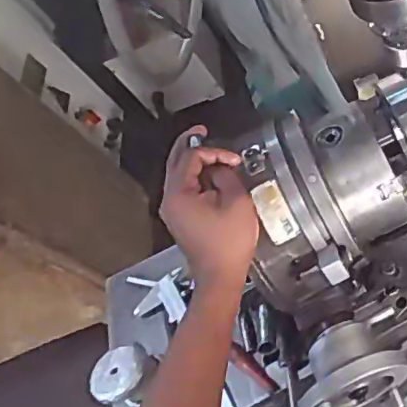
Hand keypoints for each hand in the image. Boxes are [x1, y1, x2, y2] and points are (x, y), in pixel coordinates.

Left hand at [159, 127, 258, 291]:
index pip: (191, 158)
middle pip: (175, 162)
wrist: (220, 275)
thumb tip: (221, 167)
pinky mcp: (181, 218)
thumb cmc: (229, 242)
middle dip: (189, 145)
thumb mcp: (236, 201)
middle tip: (201, 131)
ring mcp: (173, 210)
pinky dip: (196, 176)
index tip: (234, 160)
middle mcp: (169, 200)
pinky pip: (185, 188)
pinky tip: (212, 175)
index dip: (214, 152)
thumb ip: (226, 176)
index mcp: (179, 194)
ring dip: (195, 161)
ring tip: (212, 152)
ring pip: (179, 175)